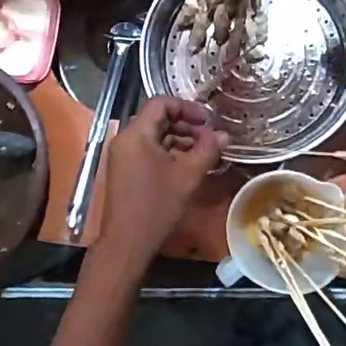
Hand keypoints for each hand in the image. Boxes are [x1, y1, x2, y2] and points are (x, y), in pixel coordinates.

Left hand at [89, 97, 226, 275]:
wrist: (127, 241)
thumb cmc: (157, 205)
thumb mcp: (187, 176)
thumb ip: (206, 150)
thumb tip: (224, 135)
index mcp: (136, 134)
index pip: (160, 103)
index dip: (186, 107)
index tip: (208, 121)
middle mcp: (125, 139)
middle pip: (157, 119)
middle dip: (185, 125)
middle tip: (209, 139)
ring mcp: (122, 155)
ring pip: (153, 136)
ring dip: (178, 140)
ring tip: (203, 153)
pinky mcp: (124, 170)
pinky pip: (147, 150)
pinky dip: (167, 153)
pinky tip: (187, 166)